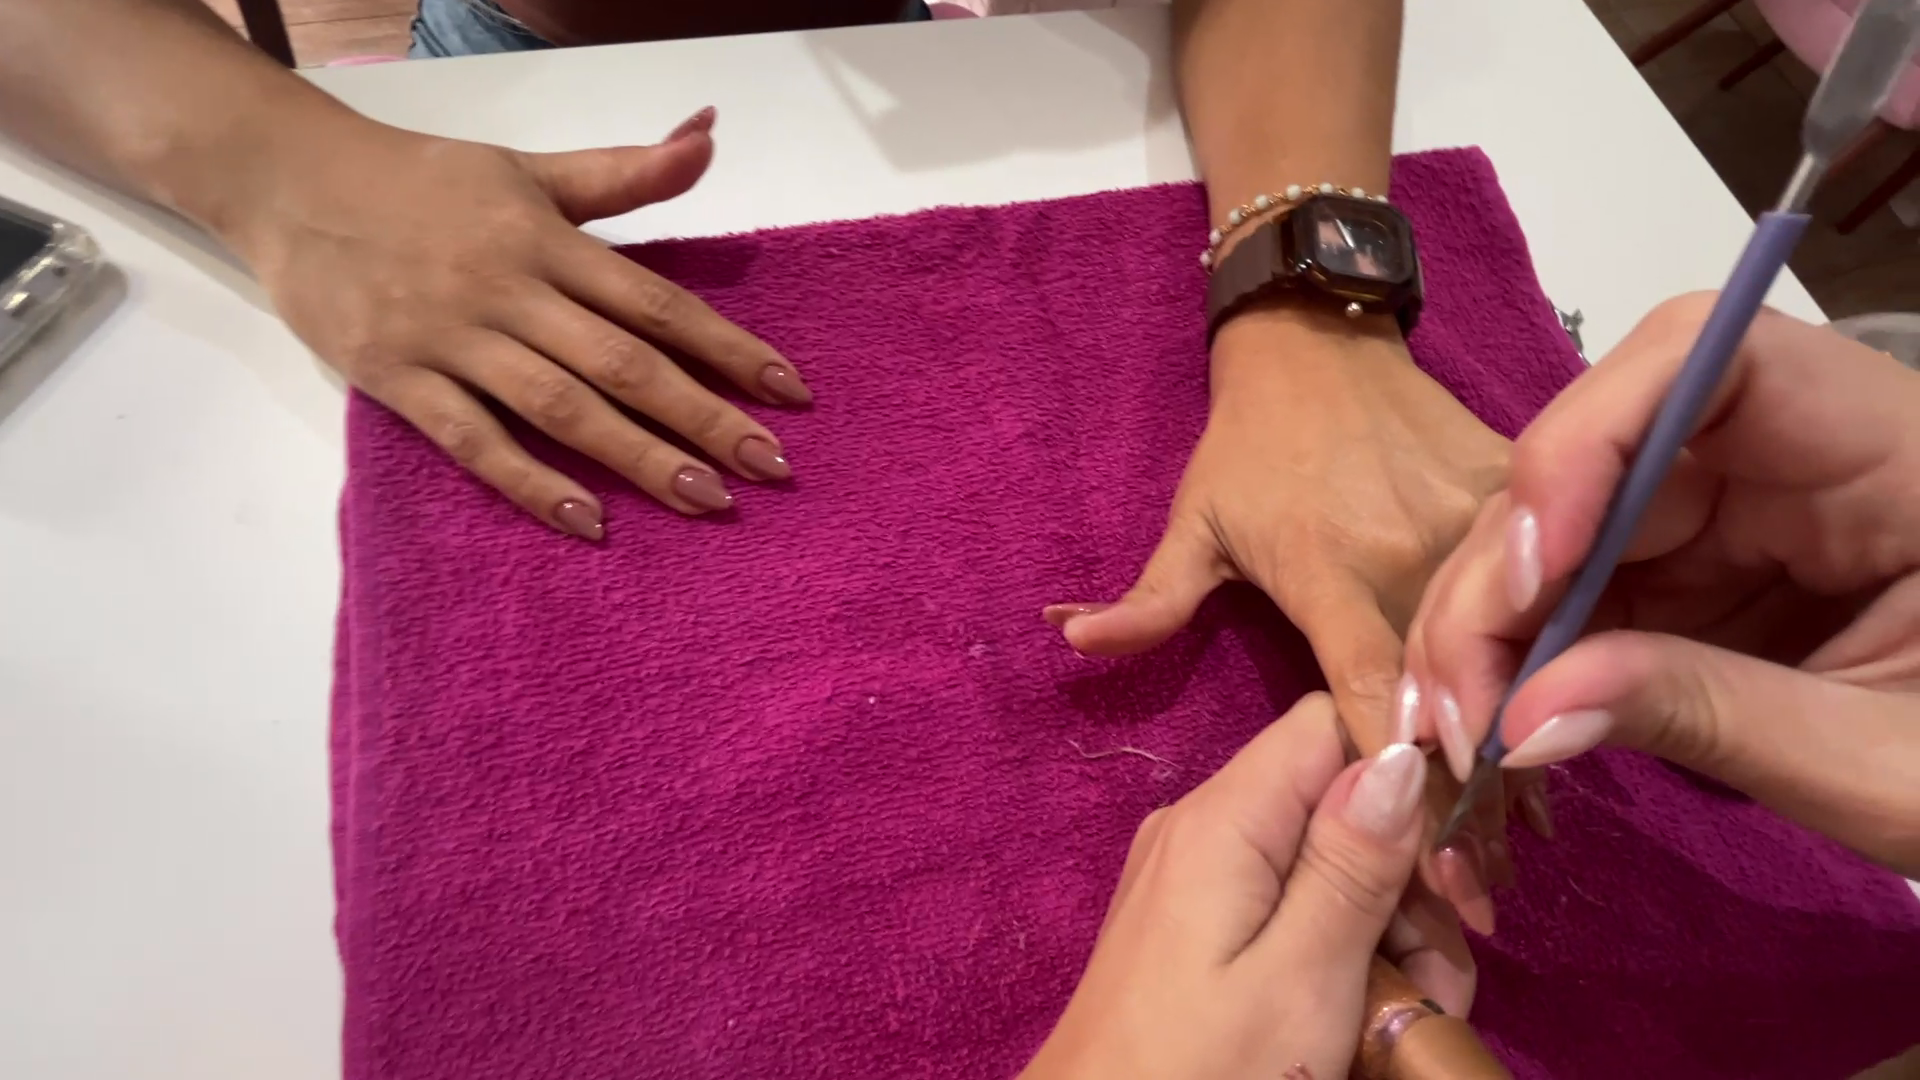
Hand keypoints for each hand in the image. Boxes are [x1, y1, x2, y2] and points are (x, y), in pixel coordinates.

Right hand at [221, 107, 808, 539]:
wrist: (280, 175)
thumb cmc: (432, 183)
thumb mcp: (535, 172)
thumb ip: (629, 173)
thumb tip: (710, 136)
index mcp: (552, 245)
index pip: (661, 305)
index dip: (731, 349)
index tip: (791, 392)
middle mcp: (512, 292)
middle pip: (626, 365)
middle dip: (704, 418)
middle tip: (771, 466)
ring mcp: (453, 339)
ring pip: (562, 408)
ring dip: (638, 458)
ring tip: (706, 498)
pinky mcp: (398, 380)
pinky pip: (474, 442)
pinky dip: (531, 485)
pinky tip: (591, 526)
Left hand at [1022, 694, 1434, 1079]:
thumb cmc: (1204, 1071)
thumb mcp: (1299, 981)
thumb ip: (1349, 865)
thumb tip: (1398, 750)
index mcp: (1221, 816)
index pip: (1324, 724)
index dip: (1401, 770)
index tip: (1457, 864)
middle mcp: (1200, 820)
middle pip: (1329, 795)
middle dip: (1402, 875)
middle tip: (1441, 978)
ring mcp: (1191, 863)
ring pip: (1316, 850)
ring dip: (1381, 920)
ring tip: (1409, 1011)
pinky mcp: (1192, 906)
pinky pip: (1281, 890)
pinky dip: (1334, 936)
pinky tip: (1361, 1006)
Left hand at [1043, 307, 1527, 936]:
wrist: (1315, 351)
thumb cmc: (1245, 448)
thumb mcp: (1191, 524)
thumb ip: (1147, 600)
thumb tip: (1065, 638)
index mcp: (1327, 569)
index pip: (1372, 689)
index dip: (1400, 777)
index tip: (1427, 864)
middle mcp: (1411, 554)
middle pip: (1454, 692)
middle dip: (1468, 795)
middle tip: (1476, 896)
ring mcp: (1475, 524)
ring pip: (1514, 653)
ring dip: (1520, 747)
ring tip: (1521, 843)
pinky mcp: (1515, 500)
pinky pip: (1547, 593)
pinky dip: (1554, 661)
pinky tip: (1559, 731)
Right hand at [1403, 295, 1919, 875]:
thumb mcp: (1899, 765)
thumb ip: (1710, 717)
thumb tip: (1519, 720)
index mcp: (1886, 457)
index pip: (1701, 365)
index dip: (1588, 439)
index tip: (1537, 568)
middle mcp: (1764, 469)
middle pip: (1572, 478)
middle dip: (1494, 589)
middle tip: (1462, 709)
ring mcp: (1698, 525)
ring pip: (1533, 539)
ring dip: (1473, 630)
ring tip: (1460, 729)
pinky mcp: (1657, 579)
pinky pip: (1545, 596)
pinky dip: (1497, 653)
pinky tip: (1478, 712)